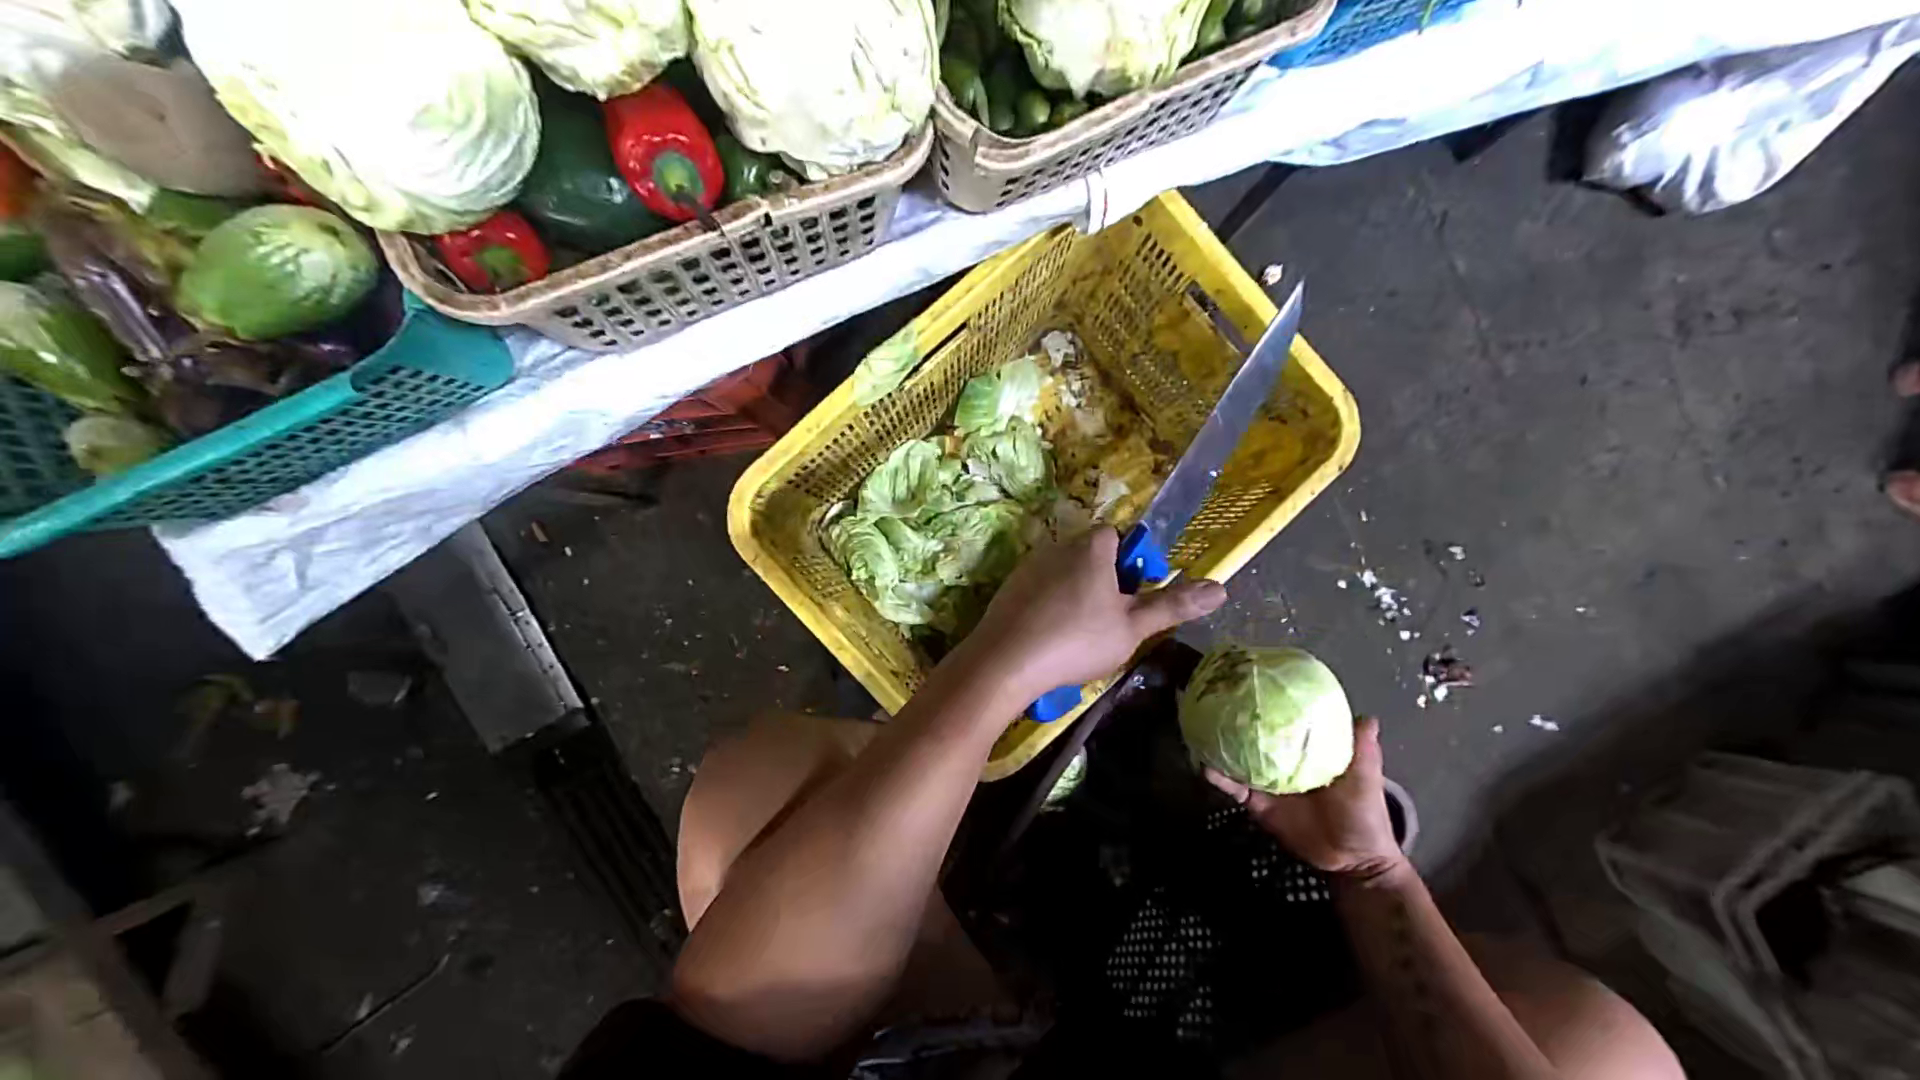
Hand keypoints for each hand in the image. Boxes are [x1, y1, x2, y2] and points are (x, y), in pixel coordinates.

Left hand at [963, 527, 1226, 701]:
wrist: (1005, 661)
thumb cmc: (1076, 640)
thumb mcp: (1132, 627)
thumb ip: (1173, 606)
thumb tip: (1220, 588)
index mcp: (1091, 546)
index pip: (1119, 536)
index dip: (1134, 562)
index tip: (1138, 595)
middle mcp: (1057, 546)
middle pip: (1092, 555)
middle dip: (1108, 582)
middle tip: (1115, 620)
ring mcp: (1029, 566)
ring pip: (1065, 574)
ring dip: (1079, 596)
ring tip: (1084, 636)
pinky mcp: (1009, 589)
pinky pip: (1041, 591)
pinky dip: (1052, 608)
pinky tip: (1053, 639)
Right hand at [1205, 716, 1406, 883]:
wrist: (1352, 861)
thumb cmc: (1364, 816)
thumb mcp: (1366, 778)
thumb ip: (1364, 750)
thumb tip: (1366, 716)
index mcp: (1307, 752)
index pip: (1286, 723)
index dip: (1271, 706)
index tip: (1254, 683)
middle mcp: (1282, 762)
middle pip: (1255, 737)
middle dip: (1235, 720)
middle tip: (1215, 699)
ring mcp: (1267, 782)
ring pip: (1237, 758)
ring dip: (1220, 745)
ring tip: (1200, 726)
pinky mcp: (1256, 803)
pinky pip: (1234, 787)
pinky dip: (1218, 777)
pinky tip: (1205, 767)